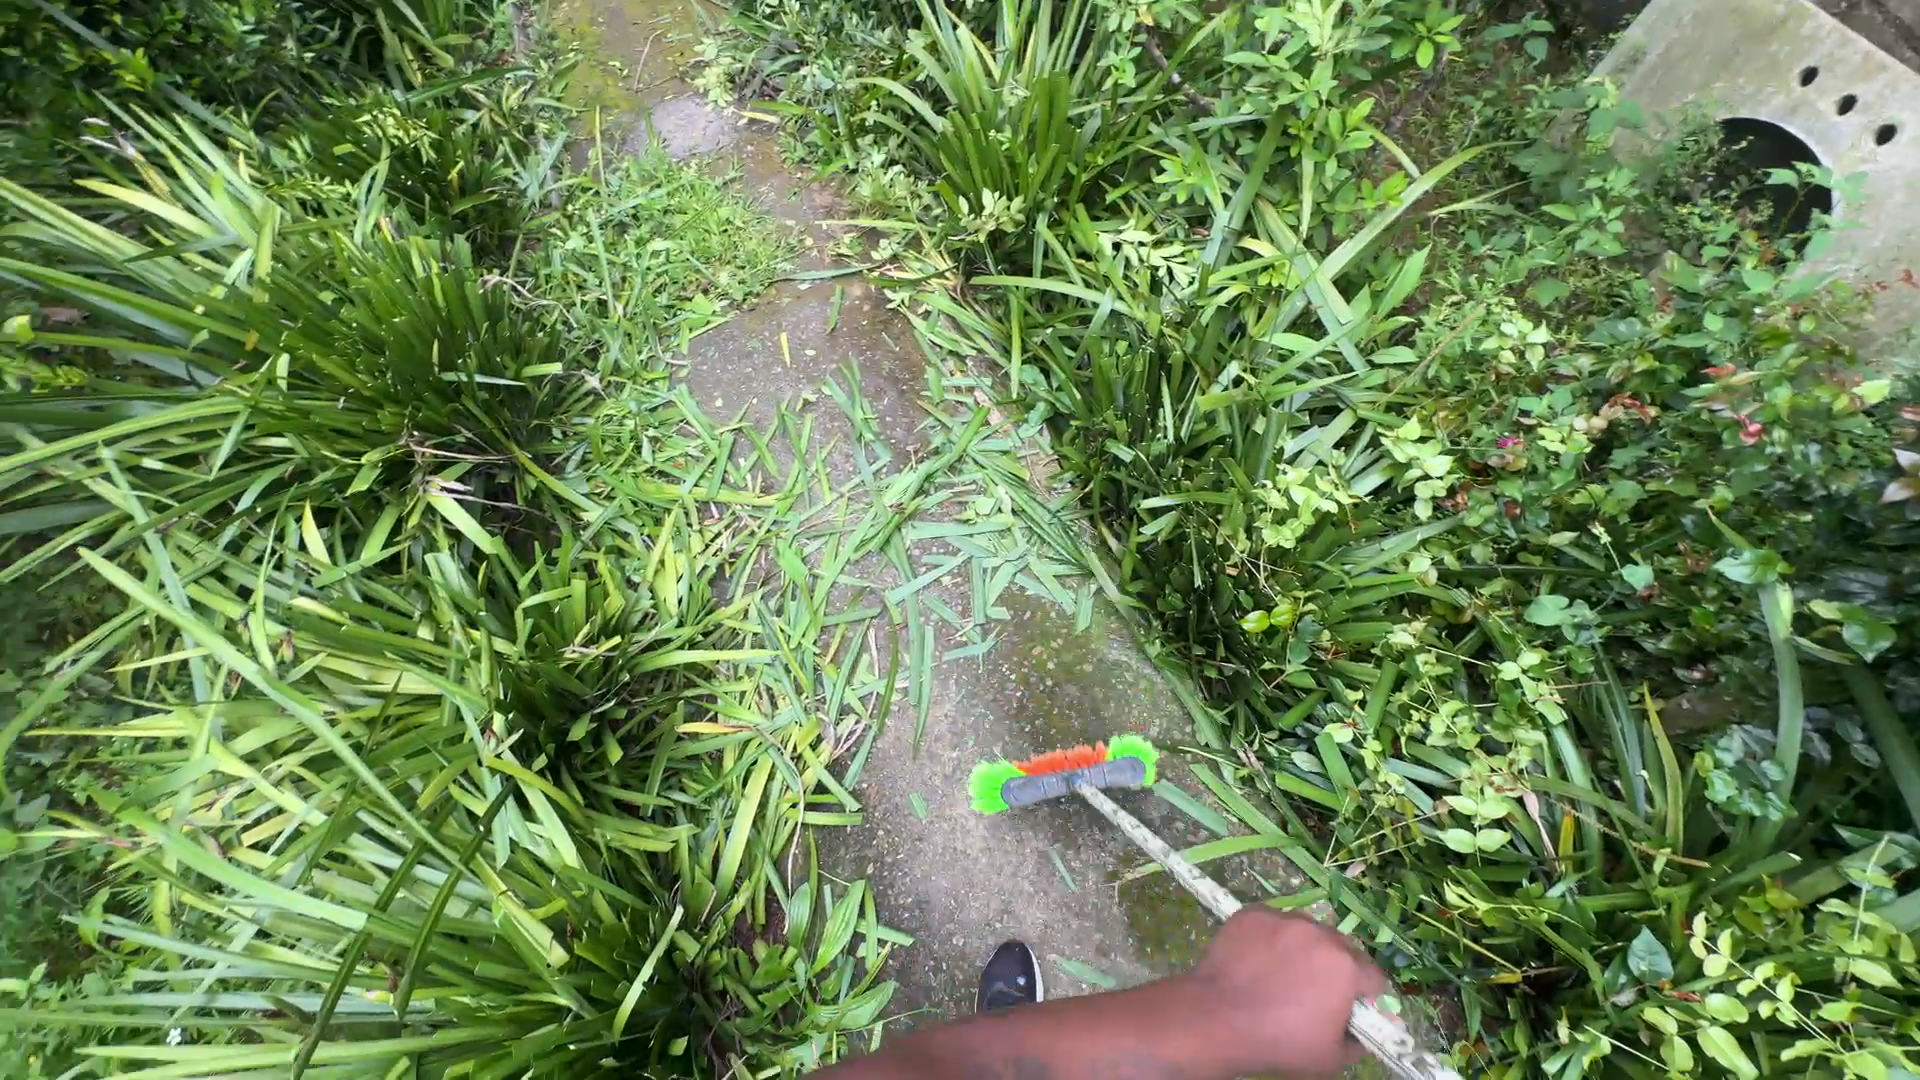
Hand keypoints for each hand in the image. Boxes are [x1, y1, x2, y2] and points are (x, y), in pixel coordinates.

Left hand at [1187, 908, 1389, 1077]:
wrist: (1220, 1015)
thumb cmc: (1281, 1040)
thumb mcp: (1333, 1056)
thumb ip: (1359, 1038)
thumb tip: (1364, 1026)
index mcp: (1344, 964)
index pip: (1373, 976)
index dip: (1366, 995)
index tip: (1351, 1007)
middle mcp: (1316, 931)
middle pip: (1340, 947)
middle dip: (1336, 967)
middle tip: (1316, 989)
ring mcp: (1280, 917)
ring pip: (1305, 930)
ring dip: (1304, 947)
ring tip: (1283, 971)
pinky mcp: (1251, 912)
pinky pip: (1273, 923)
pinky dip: (1272, 937)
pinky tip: (1259, 959)